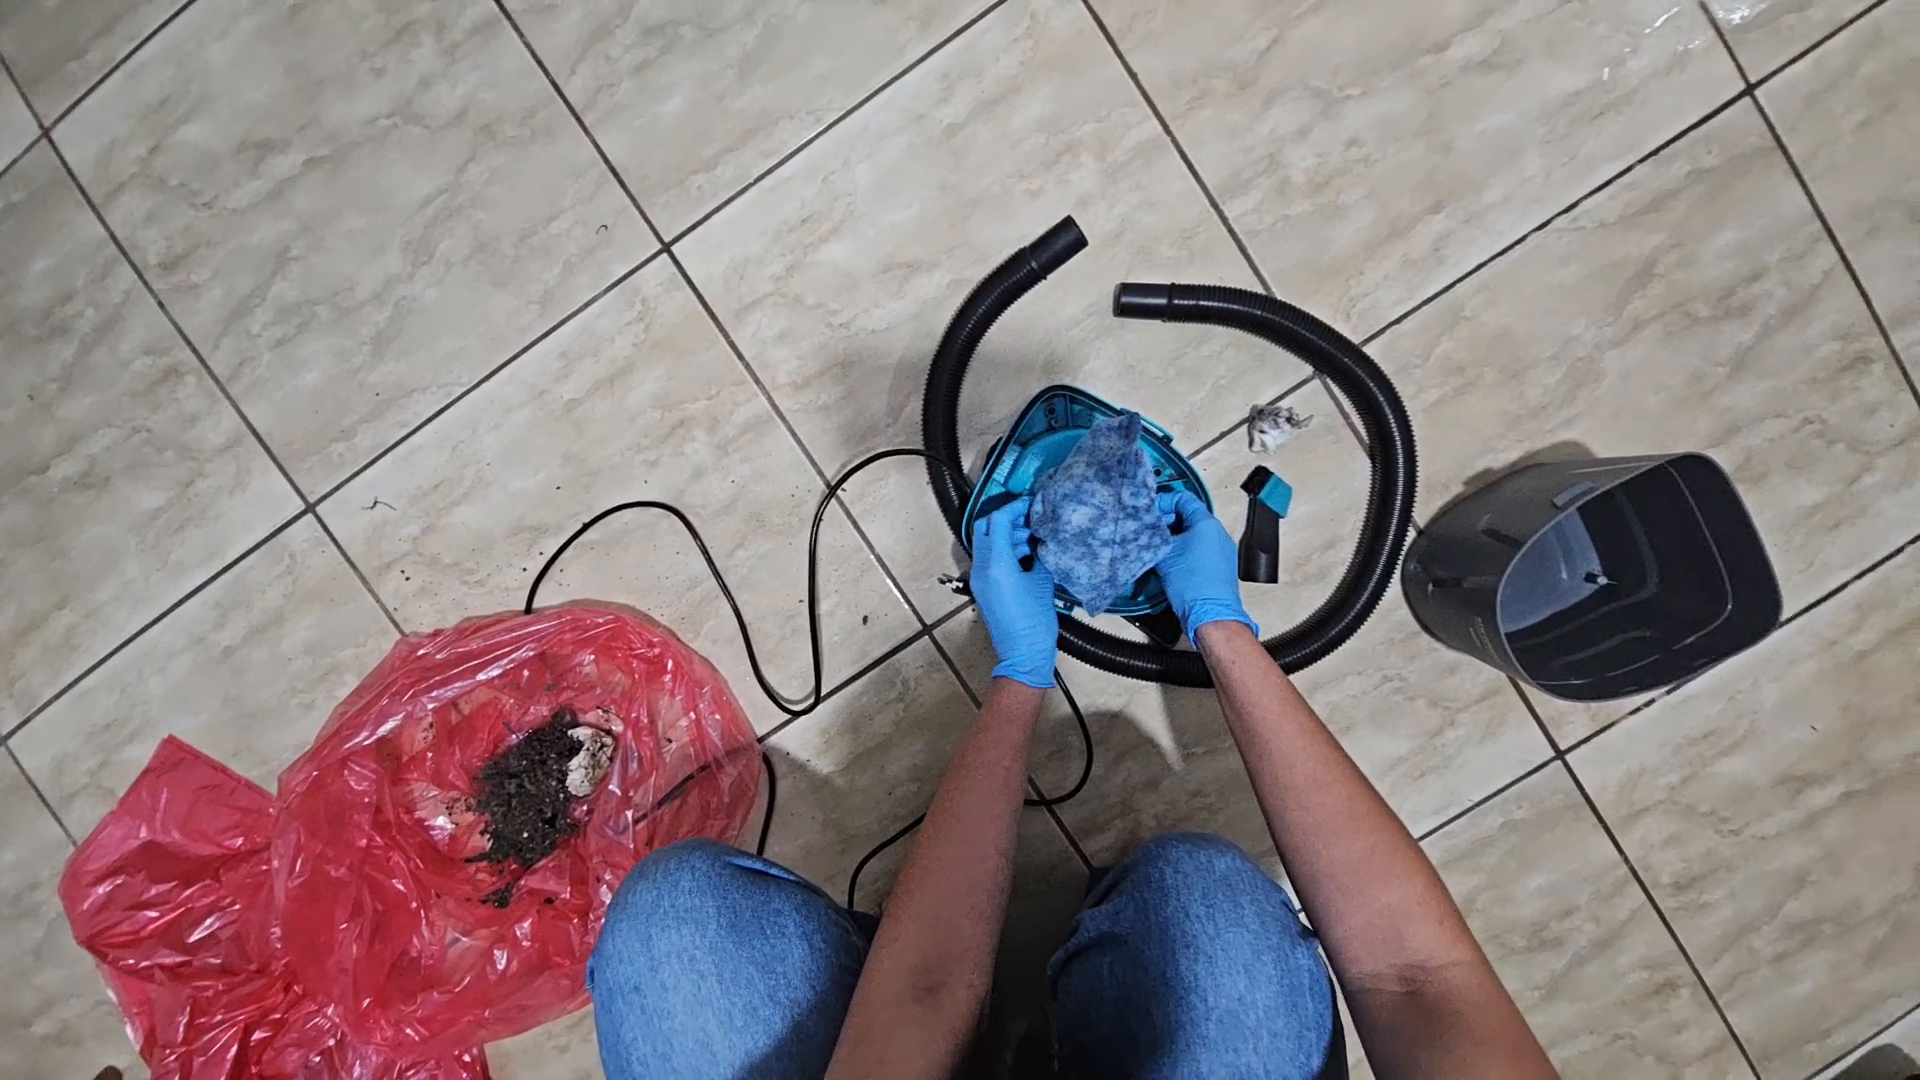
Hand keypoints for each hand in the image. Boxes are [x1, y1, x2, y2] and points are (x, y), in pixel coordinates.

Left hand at [970, 498, 1058, 687]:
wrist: (1023, 654)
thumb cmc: (1036, 621)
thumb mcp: (1043, 581)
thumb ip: (1039, 554)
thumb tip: (1039, 538)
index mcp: (996, 563)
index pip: (999, 521)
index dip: (1016, 507)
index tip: (1033, 503)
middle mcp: (981, 567)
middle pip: (986, 527)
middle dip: (1007, 518)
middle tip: (1031, 518)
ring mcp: (979, 577)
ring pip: (987, 542)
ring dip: (1007, 534)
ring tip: (1033, 538)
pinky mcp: (983, 587)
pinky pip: (989, 558)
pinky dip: (1004, 549)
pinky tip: (1027, 553)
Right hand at [1154, 491, 1257, 641]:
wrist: (1210, 614)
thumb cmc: (1191, 583)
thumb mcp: (1165, 553)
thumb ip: (1156, 535)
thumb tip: (1149, 529)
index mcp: (1207, 523)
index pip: (1184, 499)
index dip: (1164, 502)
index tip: (1151, 512)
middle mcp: (1218, 534)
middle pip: (1189, 517)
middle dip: (1168, 522)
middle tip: (1150, 530)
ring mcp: (1221, 551)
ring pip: (1194, 534)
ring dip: (1175, 538)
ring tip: (1158, 547)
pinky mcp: (1219, 566)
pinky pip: (1199, 550)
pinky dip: (1184, 551)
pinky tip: (1170, 562)